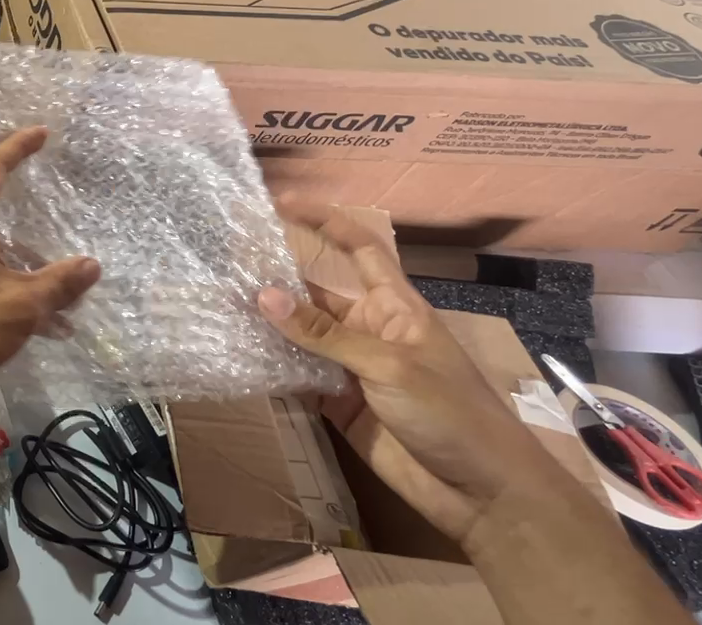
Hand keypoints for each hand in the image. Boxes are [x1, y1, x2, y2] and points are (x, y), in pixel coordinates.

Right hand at [257, 200, 564, 544]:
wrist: (484, 497)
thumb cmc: (453, 415)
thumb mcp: (389, 367)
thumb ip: (324, 333)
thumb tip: (262, 295)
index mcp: (394, 308)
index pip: (360, 250)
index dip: (326, 223)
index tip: (283, 204)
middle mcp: (368, 329)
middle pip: (315, 293)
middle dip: (275, 278)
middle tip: (224, 264)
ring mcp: (350, 366)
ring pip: (299, 333)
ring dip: (265, 323)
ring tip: (217, 304)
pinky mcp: (335, 400)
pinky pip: (294, 373)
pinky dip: (267, 363)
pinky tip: (235, 352)